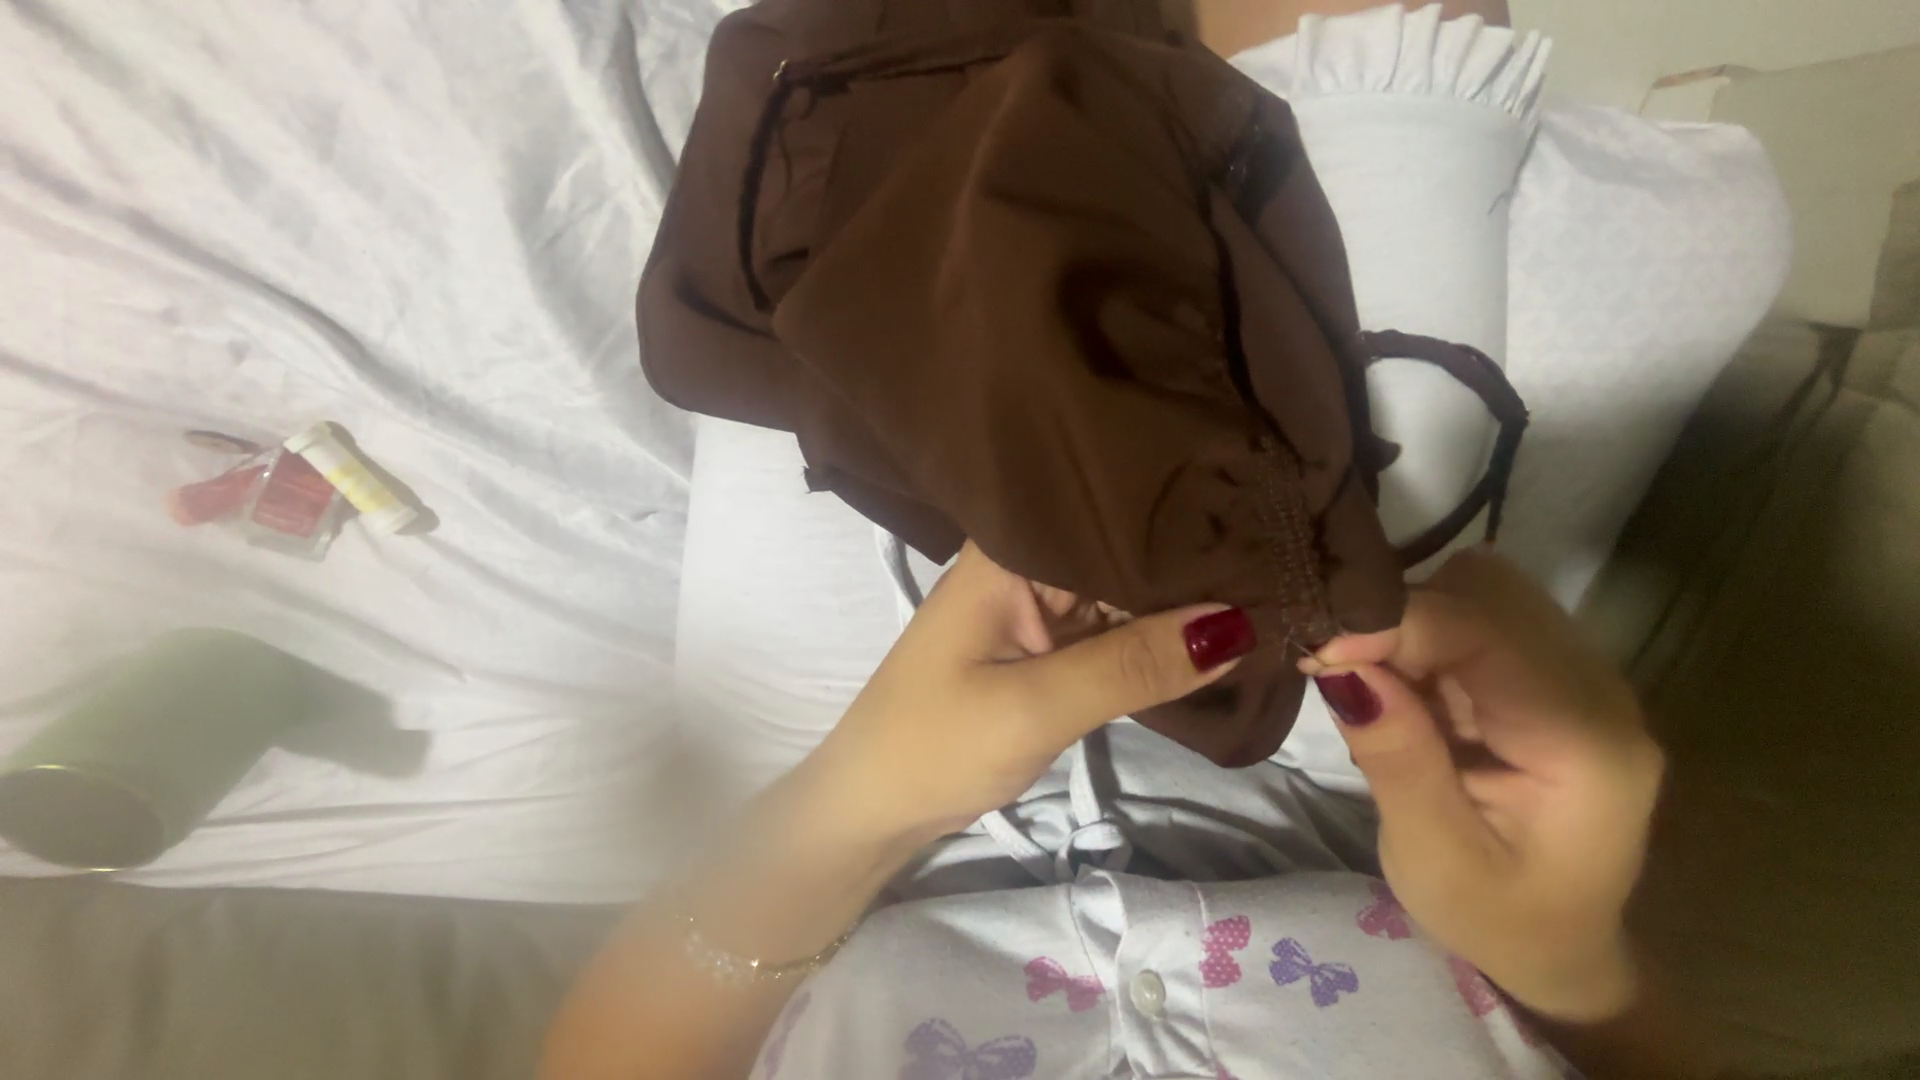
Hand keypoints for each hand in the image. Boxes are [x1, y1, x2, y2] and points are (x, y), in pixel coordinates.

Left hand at [805, 542, 1255, 842]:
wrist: (875, 806)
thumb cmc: (934, 745)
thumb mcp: (1034, 707)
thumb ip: (1132, 665)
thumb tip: (1240, 623)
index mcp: (1008, 550)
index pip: (1110, 513)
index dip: (1185, 517)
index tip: (1268, 520)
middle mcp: (1026, 562)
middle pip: (1123, 548)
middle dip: (1195, 562)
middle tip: (1292, 558)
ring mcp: (1038, 605)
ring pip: (1125, 592)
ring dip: (1182, 602)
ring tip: (1275, 587)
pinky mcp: (1047, 645)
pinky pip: (1113, 630)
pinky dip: (1155, 638)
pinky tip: (1218, 632)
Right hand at [1302, 549, 1664, 1022]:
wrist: (1556, 947)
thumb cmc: (1495, 915)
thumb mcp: (1433, 855)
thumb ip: (1396, 758)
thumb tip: (1341, 666)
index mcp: (1580, 738)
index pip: (1479, 627)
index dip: (1389, 622)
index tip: (1316, 654)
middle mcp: (1596, 688)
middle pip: (1487, 588)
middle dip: (1401, 616)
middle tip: (1351, 676)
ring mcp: (1579, 676)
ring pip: (1480, 589)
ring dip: (1412, 622)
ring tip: (1383, 687)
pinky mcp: (1551, 675)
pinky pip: (1479, 614)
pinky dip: (1425, 634)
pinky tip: (1409, 690)